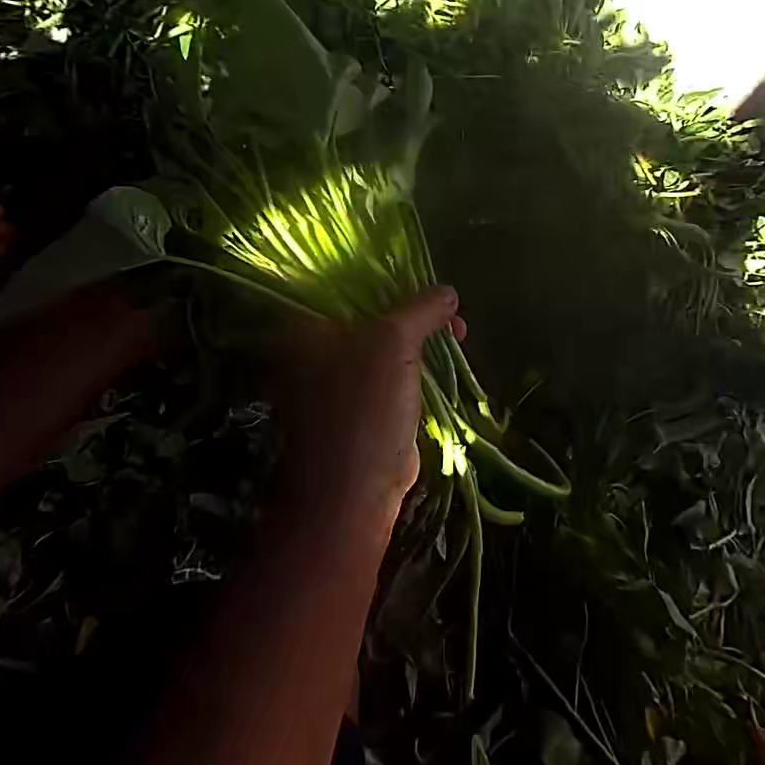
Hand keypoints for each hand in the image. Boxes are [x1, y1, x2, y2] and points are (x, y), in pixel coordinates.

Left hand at [276, 287, 463, 526]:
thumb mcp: (395, 343)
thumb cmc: (365, 406)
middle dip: (413, 310)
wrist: (355, 489)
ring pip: (382, 344)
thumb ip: (421, 309)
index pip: (346, 283)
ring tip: (457, 333)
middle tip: (449, 311)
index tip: (423, 276)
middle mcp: (315, 349)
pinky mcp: (357, 405)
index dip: (388, 276)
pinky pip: (388, 372)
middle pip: (369, 313)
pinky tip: (445, 360)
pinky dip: (415, 364)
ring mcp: (335, 380)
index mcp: (307, 327)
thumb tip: (448, 292)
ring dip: (419, 337)